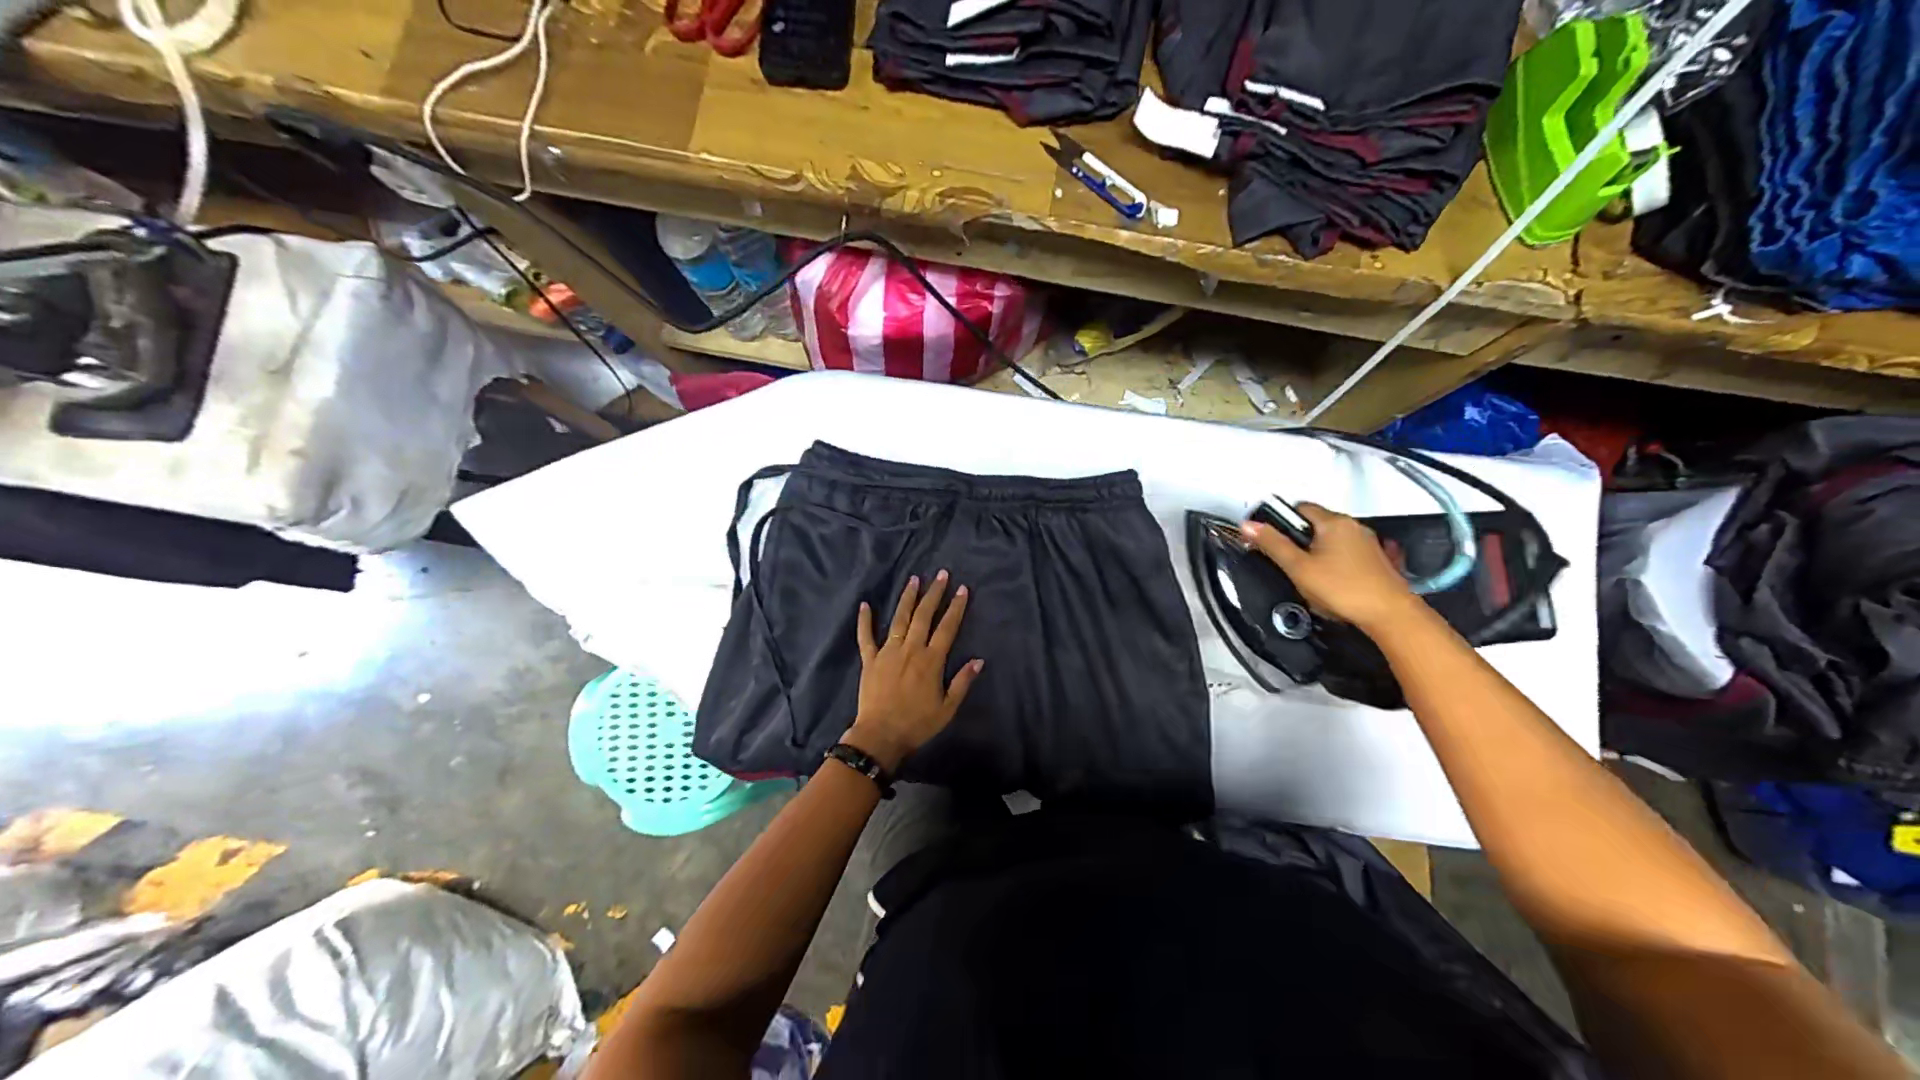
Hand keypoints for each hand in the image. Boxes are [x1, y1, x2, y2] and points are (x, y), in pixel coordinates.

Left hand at [845, 570, 983, 771]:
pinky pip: (865, 636)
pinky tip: (865, 605)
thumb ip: (962, 682)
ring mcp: (887, 652)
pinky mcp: (869, 660)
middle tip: (941, 574)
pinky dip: (865, 620)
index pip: (947, 627)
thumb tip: (978, 660)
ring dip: (908, 598)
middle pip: (924, 615)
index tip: (962, 589)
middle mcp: (910, 649)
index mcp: (931, 660)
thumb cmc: (917, 724)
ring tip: (914, 580)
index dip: (956, 607)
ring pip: (899, 619)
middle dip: (934, 593)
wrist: (881, 735)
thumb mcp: (947, 708)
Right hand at [1241, 502, 1416, 631]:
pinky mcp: (1378, 559)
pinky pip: (1348, 553)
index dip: (1283, 521)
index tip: (1274, 542)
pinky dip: (1336, 562)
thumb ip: (1272, 544)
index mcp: (1333, 522)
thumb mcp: (1298, 568)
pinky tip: (1333, 583)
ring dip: (1318, 553)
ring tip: (1311, 579)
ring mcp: (1369, 542)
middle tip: (1291, 566)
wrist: (1389, 614)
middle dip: (1301, 541)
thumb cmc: (1341, 589)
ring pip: (1332, 540)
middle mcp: (1354, 525)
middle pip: (1317, 524)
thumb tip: (1248, 524)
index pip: (1300, 507)